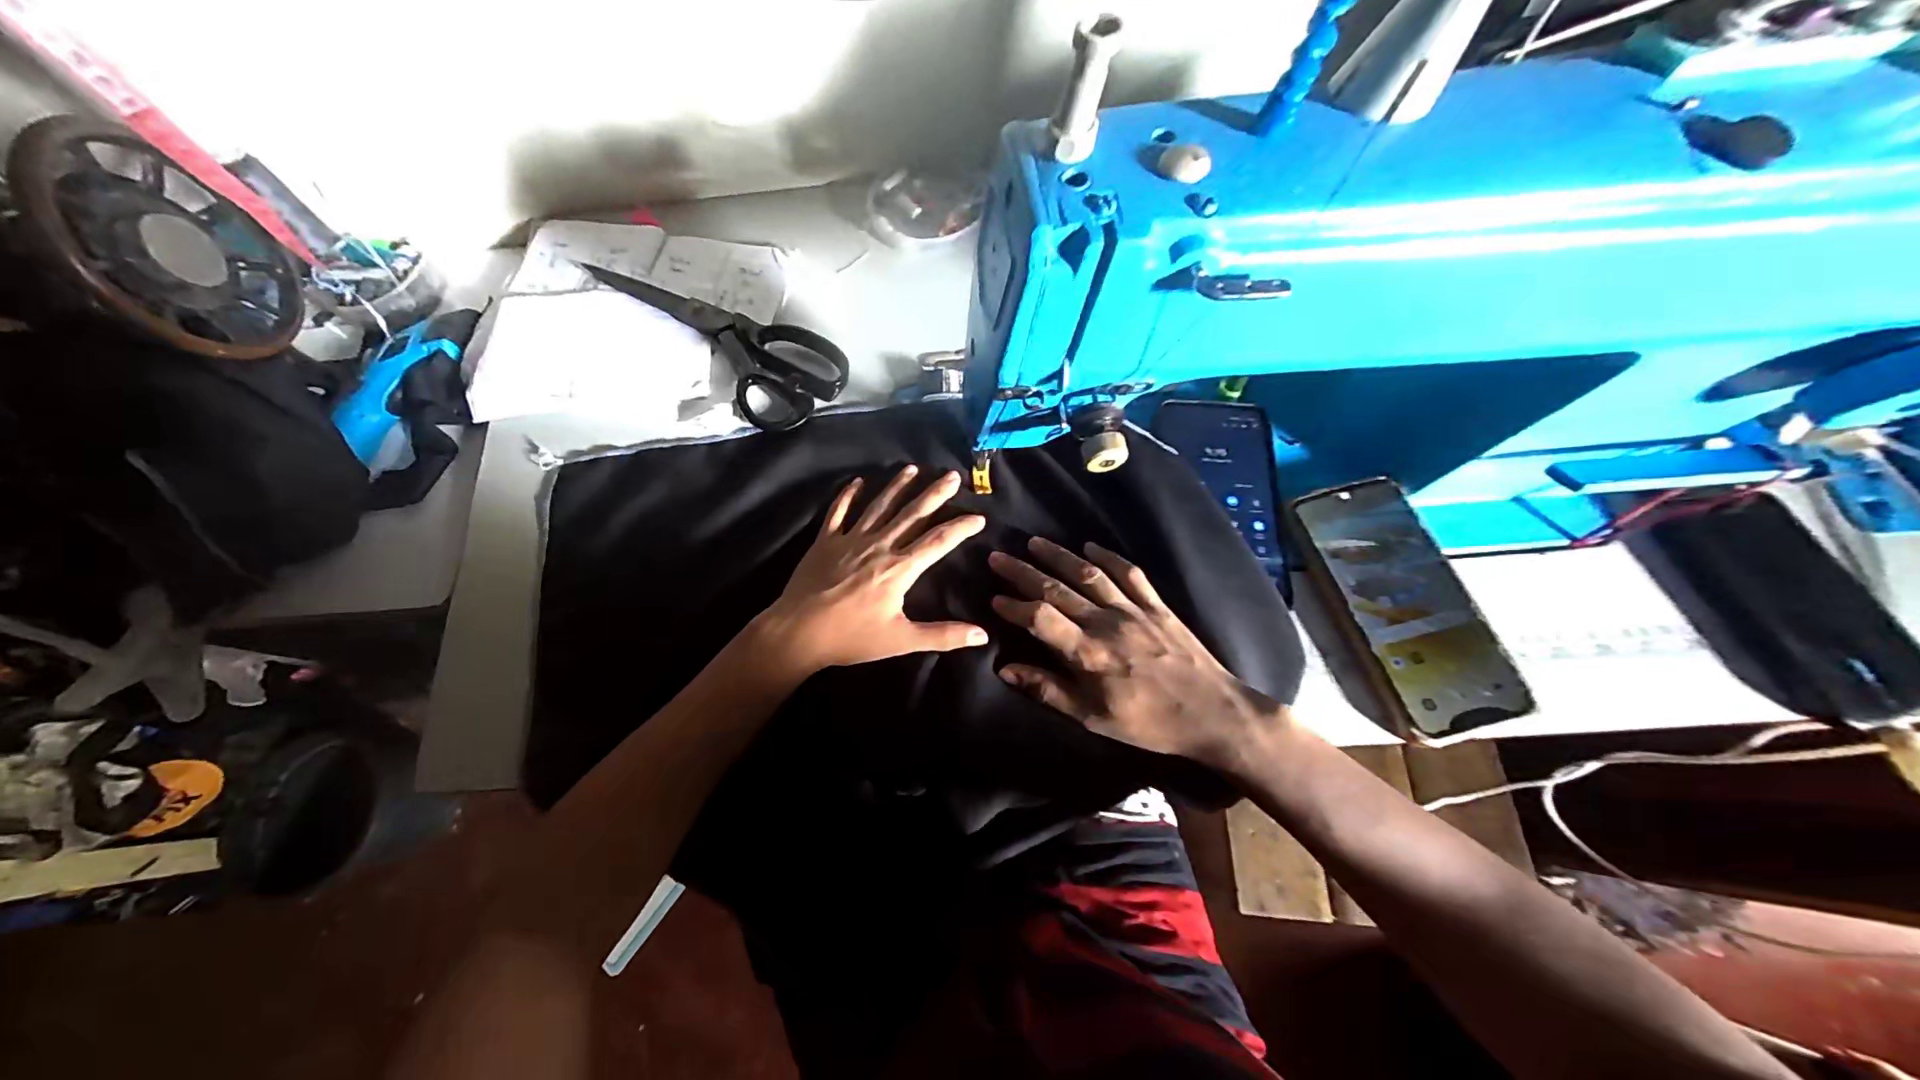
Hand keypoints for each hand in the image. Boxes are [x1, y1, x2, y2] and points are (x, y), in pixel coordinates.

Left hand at [757, 465, 987, 675]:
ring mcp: (850, 540)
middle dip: (935, 494)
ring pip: (879, 506)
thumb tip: (981, 635)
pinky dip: (848, 496)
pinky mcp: (825, 541)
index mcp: (899, 568)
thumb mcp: (901, 640)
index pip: (938, 541)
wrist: (798, 632)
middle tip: (952, 475)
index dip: (961, 527)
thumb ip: (943, 635)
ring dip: (897, 486)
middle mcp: (879, 546)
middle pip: (912, 514)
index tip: (978, 516)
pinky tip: (857, 482)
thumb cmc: (851, 637)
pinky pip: (839, 512)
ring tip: (913, 469)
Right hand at [989, 537, 1284, 773]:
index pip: (1040, 619)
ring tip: (1034, 543)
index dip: (1014, 606)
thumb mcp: (1093, 718)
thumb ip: (1048, 691)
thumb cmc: (1149, 723)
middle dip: (1024, 572)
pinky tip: (1090, 546)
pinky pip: (1129, 573)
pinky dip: (1108, 557)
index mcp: (1087, 653)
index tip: (994, 598)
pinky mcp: (1157, 606)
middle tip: (998, 557)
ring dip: (1059, 556)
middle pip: (1057, 589)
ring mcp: (1133, 610)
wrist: (1213, 713)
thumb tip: (1005, 669)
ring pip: (1088, 574)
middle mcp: (1106, 623)